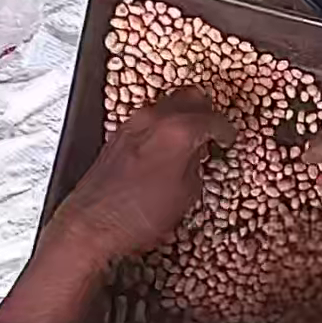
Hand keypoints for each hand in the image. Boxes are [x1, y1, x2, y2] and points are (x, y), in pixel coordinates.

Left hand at [47, 86, 234, 260]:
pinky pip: (150, 119)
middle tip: (215, 133)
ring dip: (184, 117)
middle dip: (206, 113)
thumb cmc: (139, 214)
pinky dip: (164, 127)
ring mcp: (132, 124)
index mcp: (179, 130)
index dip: (227, 131)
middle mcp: (154, 118)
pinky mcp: (117, 135)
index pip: (214, 119)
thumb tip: (197, 157)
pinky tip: (168, 149)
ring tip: (192, 142)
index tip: (230, 140)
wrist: (92, 225)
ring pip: (168, 104)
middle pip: (191, 97)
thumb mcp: (187, 193)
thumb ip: (197, 165)